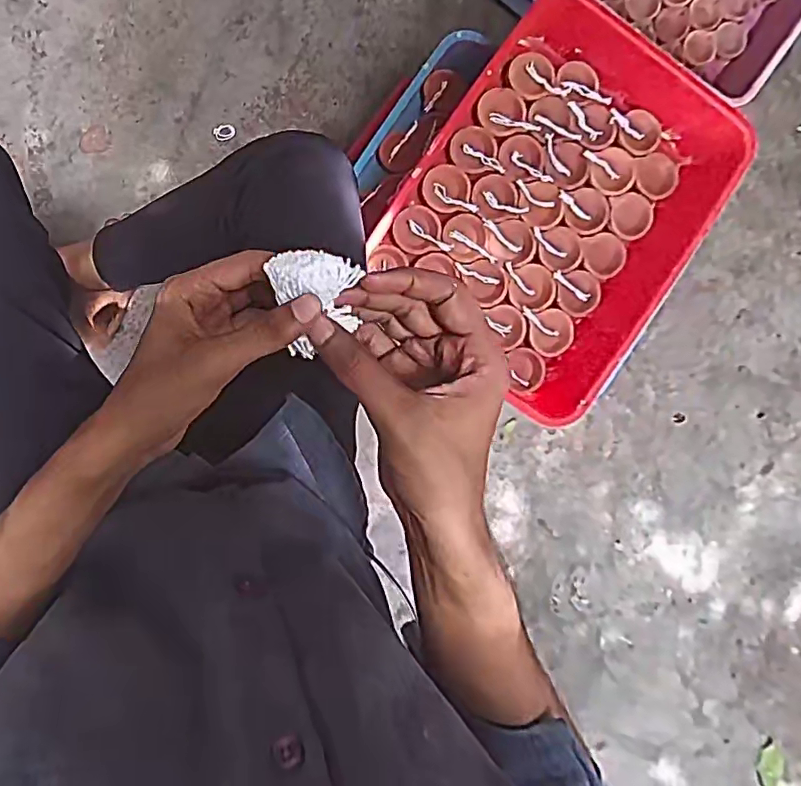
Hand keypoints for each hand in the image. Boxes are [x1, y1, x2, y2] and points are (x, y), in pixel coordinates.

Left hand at [106, 250, 310, 457]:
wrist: (136, 434)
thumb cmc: (154, 395)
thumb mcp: (216, 360)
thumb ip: (264, 333)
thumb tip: (304, 308)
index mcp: (187, 290)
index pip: (242, 264)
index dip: (279, 265)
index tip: (312, 272)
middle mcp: (196, 301)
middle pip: (250, 282)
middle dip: (285, 287)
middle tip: (319, 293)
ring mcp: (206, 323)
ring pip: (253, 305)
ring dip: (281, 308)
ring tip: (314, 311)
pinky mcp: (215, 345)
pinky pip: (250, 327)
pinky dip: (272, 329)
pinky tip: (294, 331)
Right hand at [300, 267, 506, 529]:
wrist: (434, 520)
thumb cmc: (443, 477)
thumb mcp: (398, 412)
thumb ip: (354, 363)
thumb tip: (321, 323)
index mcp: (479, 356)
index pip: (447, 296)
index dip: (408, 281)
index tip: (370, 281)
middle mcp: (457, 356)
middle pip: (416, 307)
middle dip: (378, 299)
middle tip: (341, 295)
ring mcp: (430, 368)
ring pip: (394, 326)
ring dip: (364, 318)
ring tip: (332, 311)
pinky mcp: (406, 382)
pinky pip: (378, 348)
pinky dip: (356, 341)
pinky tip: (335, 334)